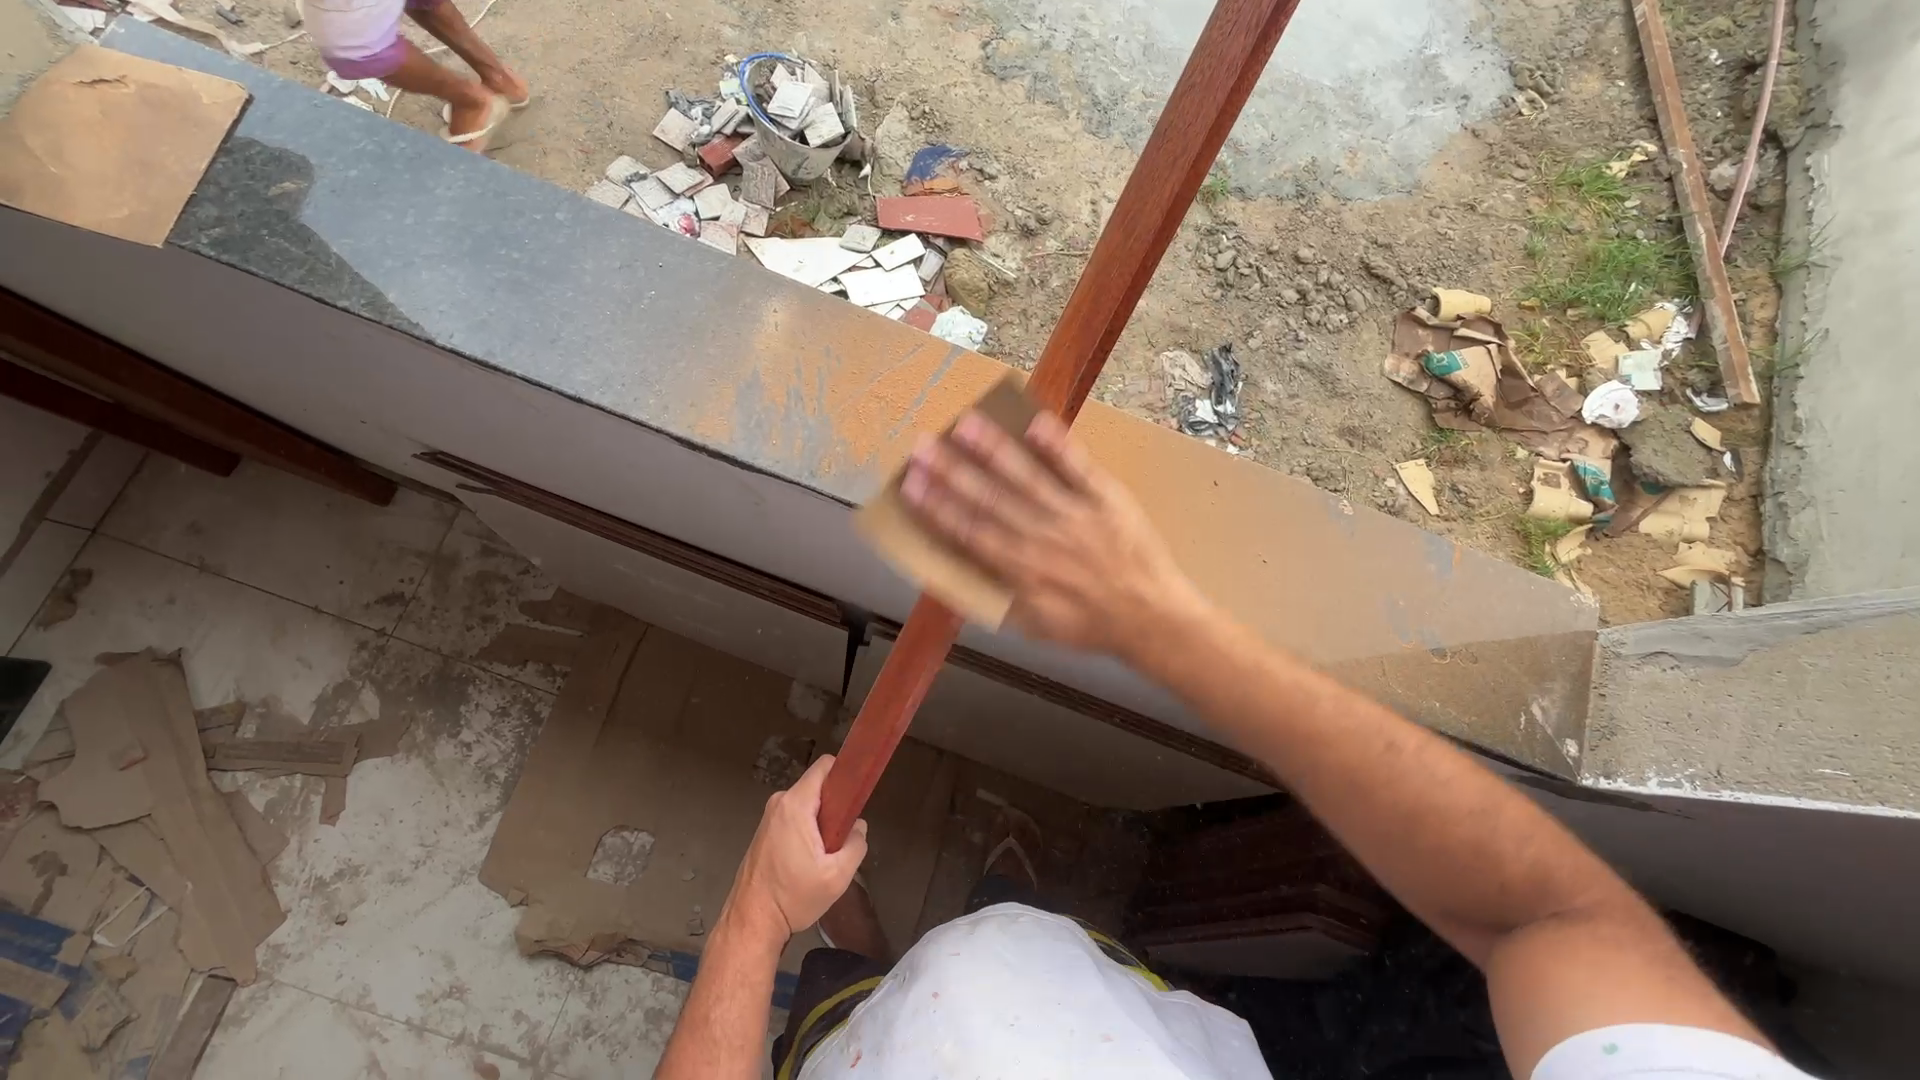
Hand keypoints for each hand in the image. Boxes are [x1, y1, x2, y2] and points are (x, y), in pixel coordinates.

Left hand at [727, 755, 868, 940]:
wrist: (751, 922)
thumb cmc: (792, 897)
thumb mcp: (837, 877)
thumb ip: (856, 845)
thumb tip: (858, 827)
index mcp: (795, 805)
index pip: (824, 766)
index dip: (845, 773)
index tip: (858, 795)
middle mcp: (779, 803)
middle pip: (817, 787)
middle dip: (835, 806)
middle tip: (842, 837)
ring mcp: (769, 817)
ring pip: (806, 805)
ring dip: (821, 822)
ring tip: (825, 854)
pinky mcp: (765, 832)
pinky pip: (794, 818)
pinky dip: (806, 831)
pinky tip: (808, 861)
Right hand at [899, 408, 1212, 660]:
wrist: (1151, 618)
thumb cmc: (1089, 625)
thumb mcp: (1034, 627)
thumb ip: (993, 603)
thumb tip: (953, 585)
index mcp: (1021, 569)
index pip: (969, 531)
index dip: (937, 507)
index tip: (909, 485)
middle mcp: (1042, 536)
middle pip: (990, 498)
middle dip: (952, 471)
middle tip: (922, 445)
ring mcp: (1075, 512)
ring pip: (1028, 476)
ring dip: (995, 450)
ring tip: (966, 423)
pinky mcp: (1106, 497)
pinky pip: (1079, 467)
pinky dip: (1057, 445)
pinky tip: (1036, 420)